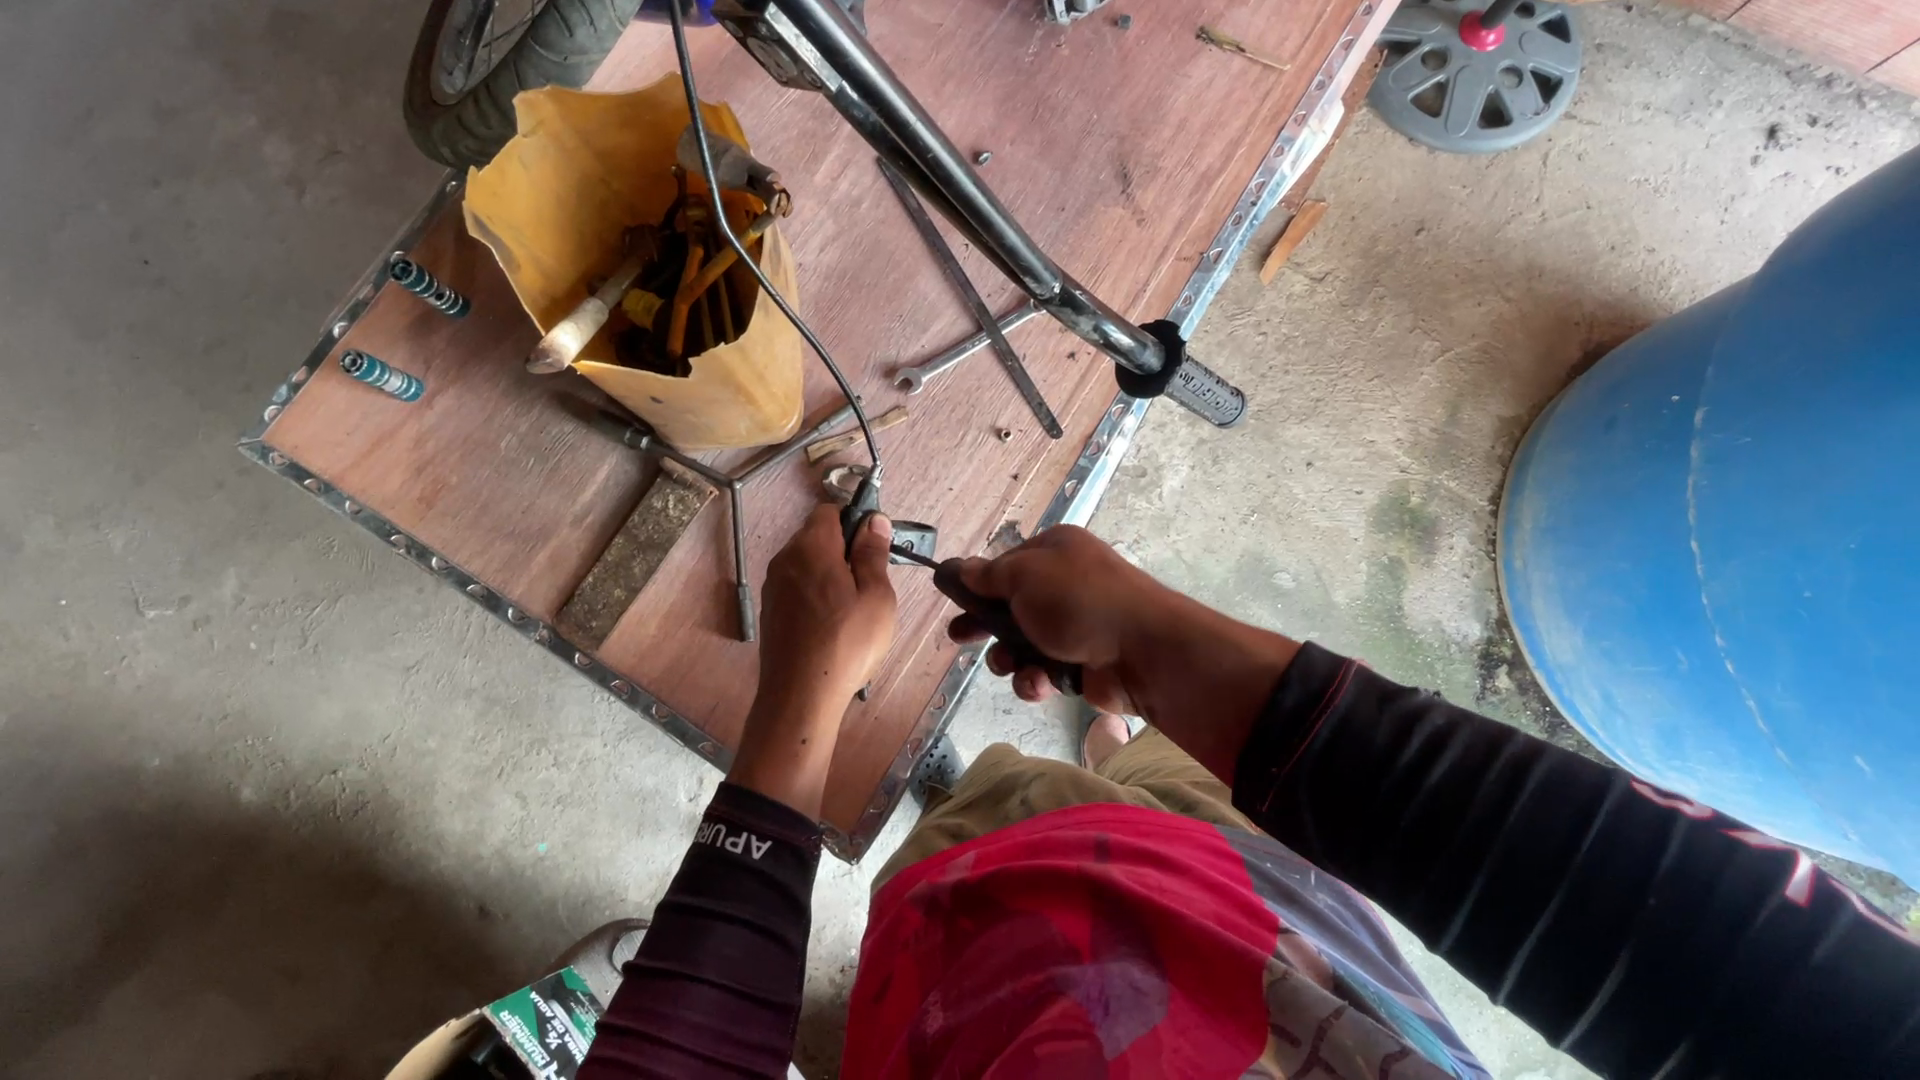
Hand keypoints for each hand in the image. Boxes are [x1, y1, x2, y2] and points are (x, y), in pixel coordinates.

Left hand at [731, 505, 897, 817]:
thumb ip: (873, 554)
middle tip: (870, 583)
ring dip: (830, 574)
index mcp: (811, 547)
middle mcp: (785, 559)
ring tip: (853, 609)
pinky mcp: (771, 611)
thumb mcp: (876, 596)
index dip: (855, 521)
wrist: (800, 696)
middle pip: (816, 536)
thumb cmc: (847, 643)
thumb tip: (874, 520)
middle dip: (844, 549)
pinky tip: (831, 625)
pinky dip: (816, 594)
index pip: (829, 510)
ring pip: (807, 563)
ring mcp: (773, 586)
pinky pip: (797, 587)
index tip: (874, 549)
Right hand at [948, 525, 1299, 783]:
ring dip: (1010, 658)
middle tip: (960, 638)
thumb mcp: (1024, 576)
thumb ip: (987, 575)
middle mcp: (1067, 584)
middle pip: (1012, 606)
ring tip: (1010, 665)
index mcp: (1056, 551)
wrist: (1142, 651)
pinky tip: (1039, 684)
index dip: (979, 584)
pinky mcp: (1082, 663)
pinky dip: (1036, 679)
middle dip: (986, 626)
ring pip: (1023, 644)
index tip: (954, 601)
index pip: (1008, 565)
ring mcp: (1076, 626)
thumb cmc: (1079, 600)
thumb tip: (959, 567)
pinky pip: (1044, 671)